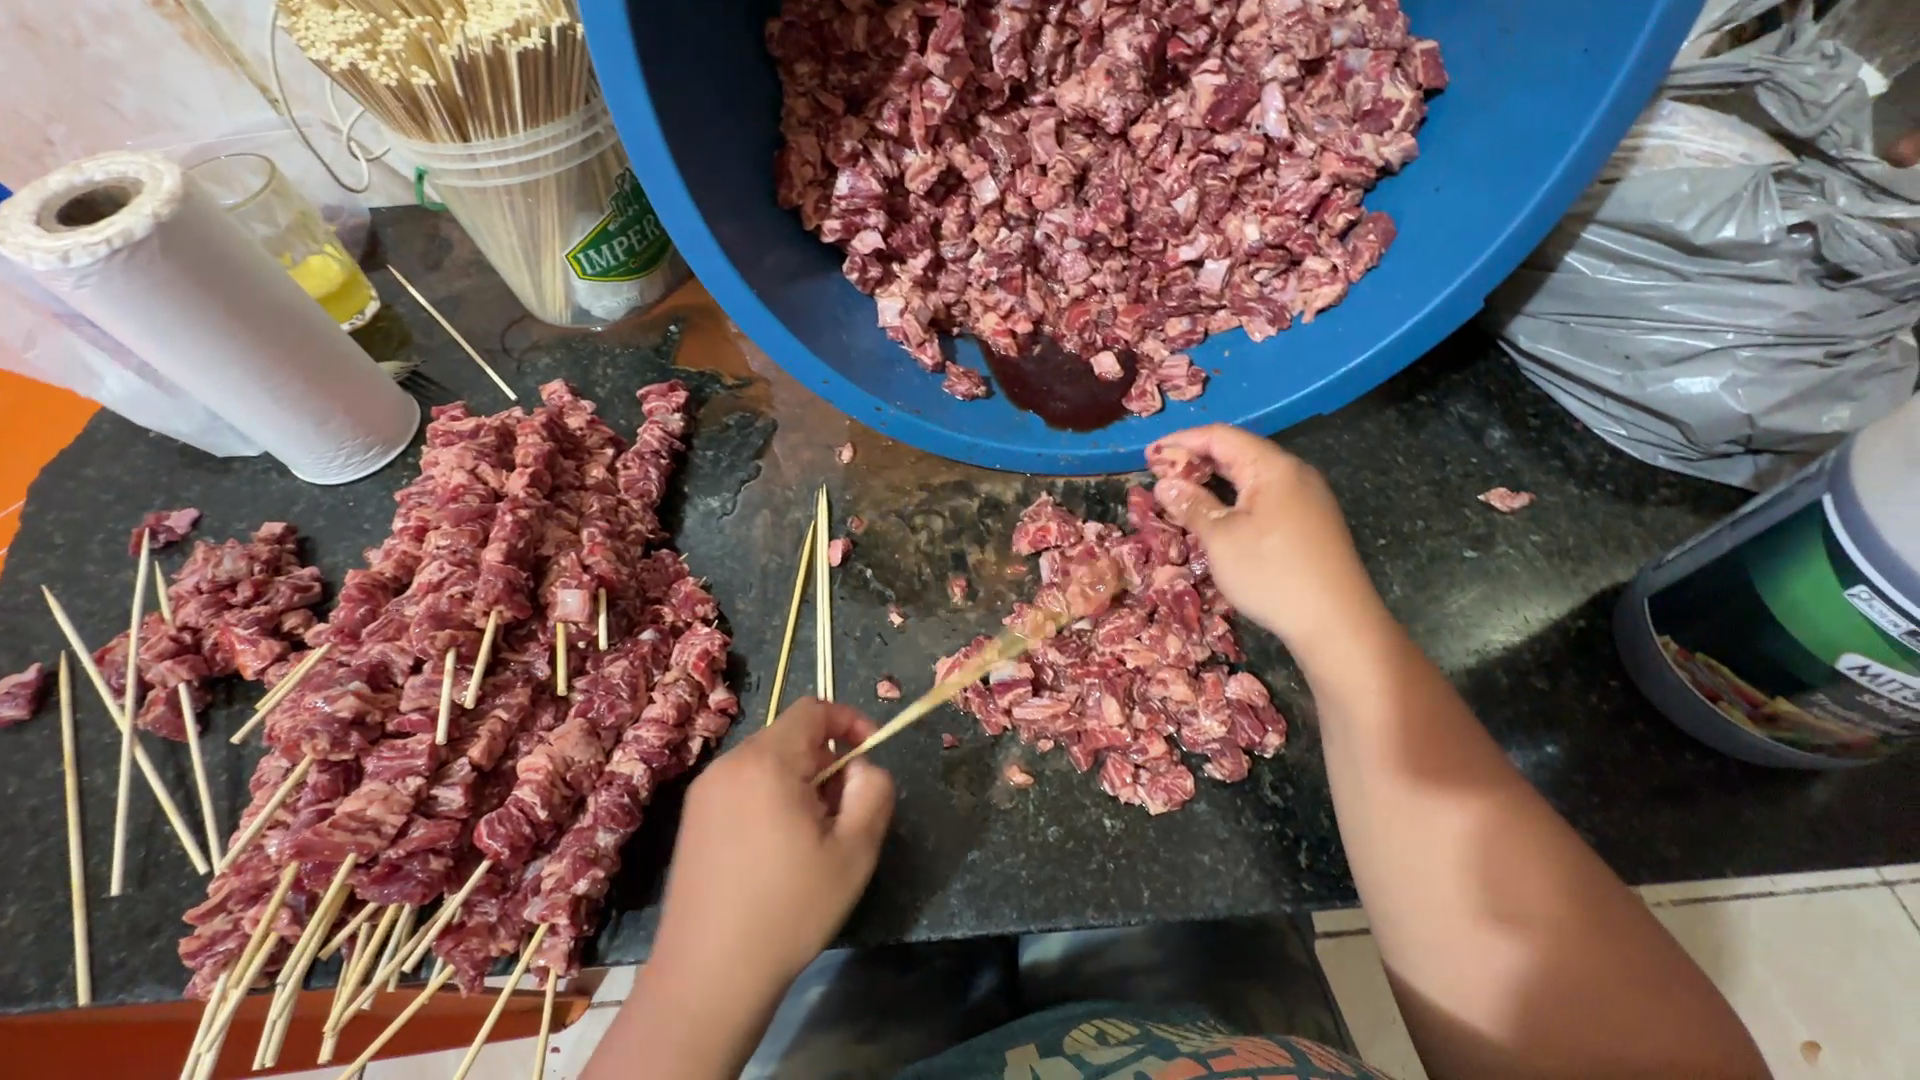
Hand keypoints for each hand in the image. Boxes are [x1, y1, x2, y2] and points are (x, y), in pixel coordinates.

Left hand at [650, 699, 894, 996]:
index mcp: (767, 761)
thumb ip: (873, 792)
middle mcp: (729, 764)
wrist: (708, 973)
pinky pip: (742, 786)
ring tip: (811, 838)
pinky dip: (769, 799)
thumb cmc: (789, 908)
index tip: (869, 758)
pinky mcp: (692, 820)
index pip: (813, 709)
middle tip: (843, 812)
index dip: (850, 722)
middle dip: (826, 762)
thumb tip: (861, 768)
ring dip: (799, 782)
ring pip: (767, 763)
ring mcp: (704, 792)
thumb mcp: (855, 851)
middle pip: (790, 736)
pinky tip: (775, 852)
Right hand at [1149, 424, 1385, 654]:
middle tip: (1159, 475)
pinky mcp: (1310, 522)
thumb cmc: (1272, 574)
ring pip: (1252, 477)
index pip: (1220, 437)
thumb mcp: (1221, 539)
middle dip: (1196, 460)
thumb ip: (1192, 505)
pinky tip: (1218, 515)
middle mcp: (1294, 473)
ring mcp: (1307, 498)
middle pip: (1238, 453)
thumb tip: (1165, 484)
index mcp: (1273, 467)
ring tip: (1182, 494)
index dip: (1181, 442)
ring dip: (1215, 481)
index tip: (1149, 455)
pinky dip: (1235, 498)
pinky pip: (1265, 496)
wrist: (1337, 622)